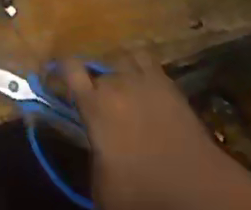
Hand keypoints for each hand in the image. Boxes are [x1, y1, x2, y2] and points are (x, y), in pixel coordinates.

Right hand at [64, 55, 250, 209]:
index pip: (68, 69)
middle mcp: (115, 83)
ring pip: (119, 59)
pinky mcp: (167, 81)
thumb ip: (88, 156)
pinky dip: (137, 65)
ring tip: (117, 87)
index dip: (58, 71)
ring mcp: (143, 78)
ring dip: (114, 71)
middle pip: (95, 67)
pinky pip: (144, 58)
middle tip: (92, 100)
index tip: (53, 80)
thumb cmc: (144, 192)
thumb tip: (85, 142)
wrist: (198, 188)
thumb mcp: (102, 187)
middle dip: (90, 82)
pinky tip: (139, 81)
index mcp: (95, 106)